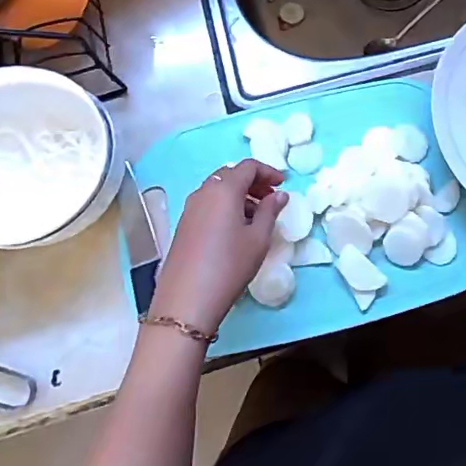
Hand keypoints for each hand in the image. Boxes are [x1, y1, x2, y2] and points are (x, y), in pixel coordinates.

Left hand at [151, 159, 287, 331]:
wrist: (187, 298)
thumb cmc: (229, 265)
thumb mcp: (258, 239)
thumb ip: (270, 211)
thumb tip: (279, 195)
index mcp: (224, 189)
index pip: (247, 167)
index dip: (267, 171)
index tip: (282, 184)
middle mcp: (204, 192)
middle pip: (230, 175)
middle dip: (252, 182)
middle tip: (270, 198)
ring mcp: (190, 207)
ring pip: (217, 190)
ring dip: (238, 195)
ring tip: (257, 216)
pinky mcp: (183, 223)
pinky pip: (207, 203)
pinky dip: (224, 206)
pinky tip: (236, 228)